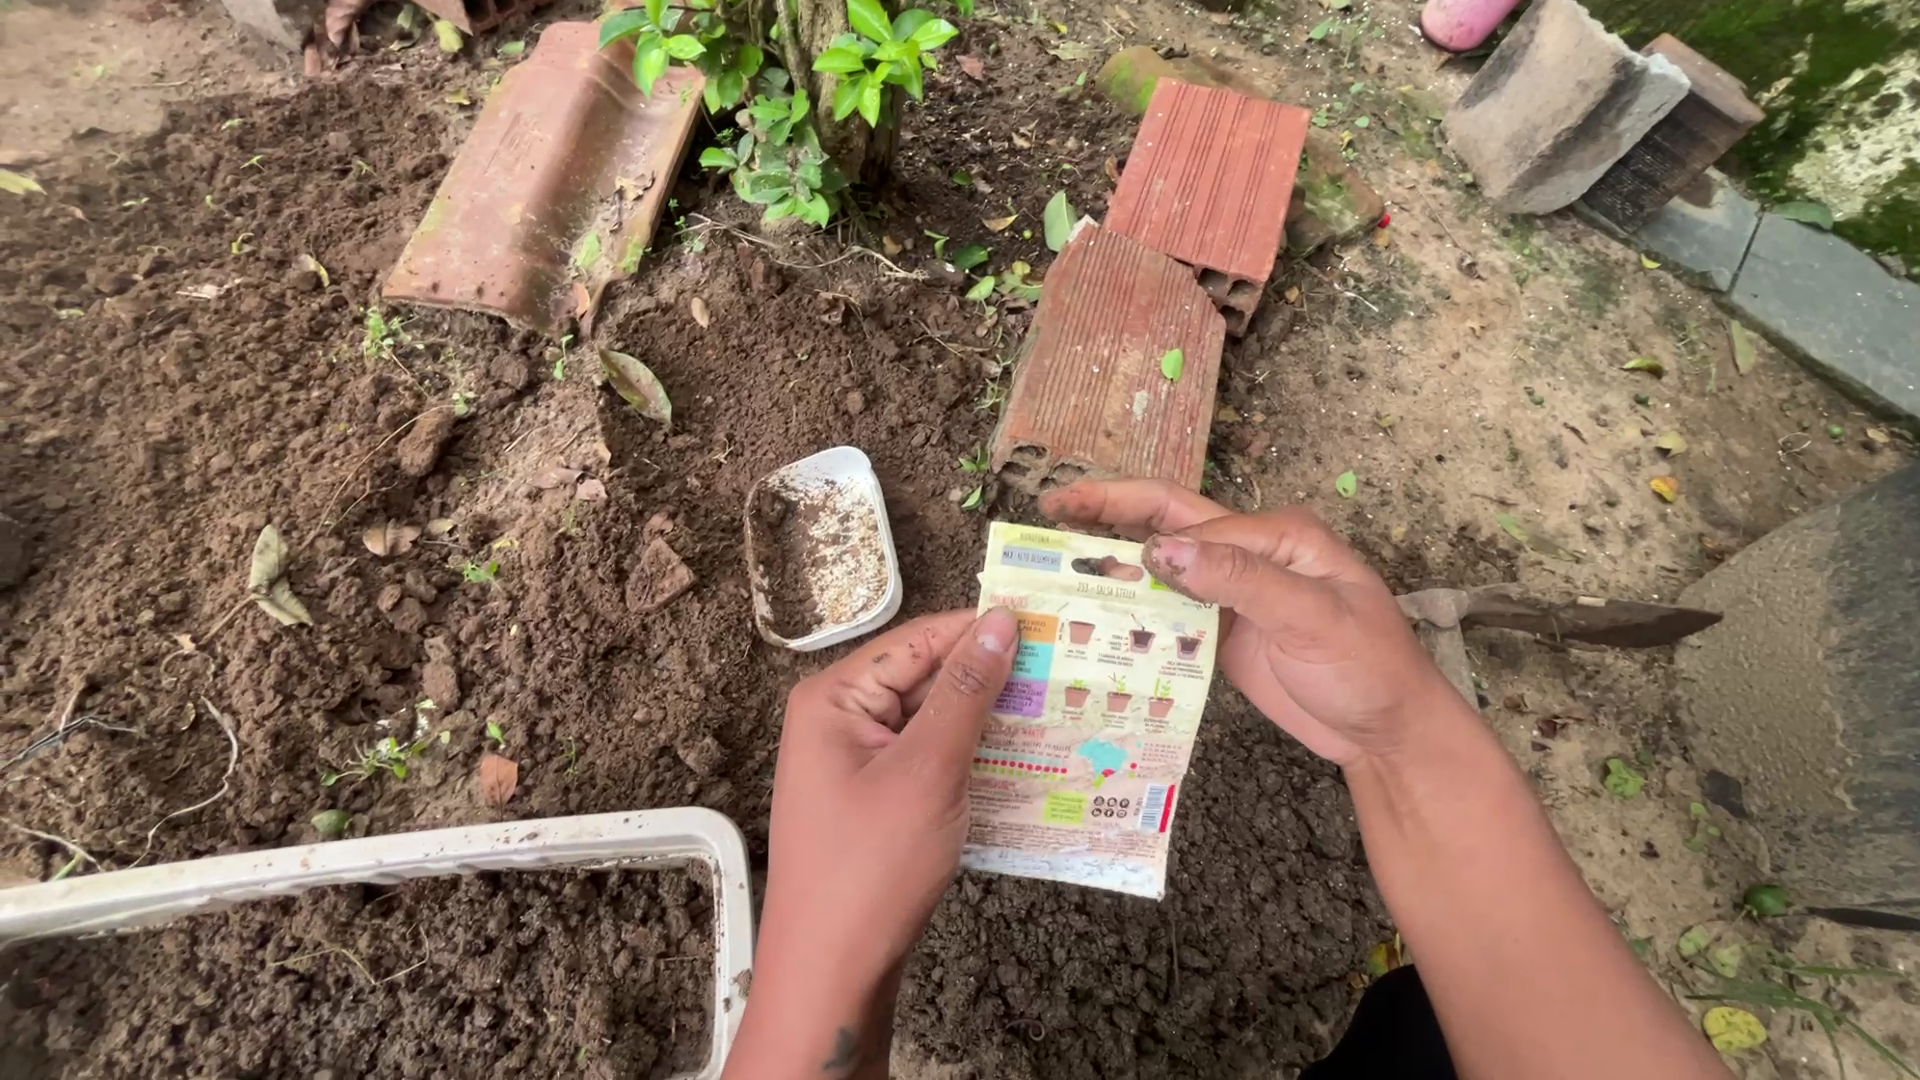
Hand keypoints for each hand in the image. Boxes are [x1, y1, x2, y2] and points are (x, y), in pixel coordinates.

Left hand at [760, 608, 1016, 978]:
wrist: (832, 976)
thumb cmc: (871, 869)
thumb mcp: (926, 770)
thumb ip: (965, 692)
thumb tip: (1000, 623)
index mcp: (835, 696)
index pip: (918, 640)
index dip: (980, 630)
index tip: (1045, 624)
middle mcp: (841, 716)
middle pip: (924, 676)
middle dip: (987, 677)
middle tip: (1059, 667)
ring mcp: (857, 757)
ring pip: (931, 717)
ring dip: (984, 717)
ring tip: (1051, 706)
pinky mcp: (876, 792)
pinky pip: (928, 753)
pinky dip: (968, 752)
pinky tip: (1017, 755)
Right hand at [1042, 479, 1452, 765]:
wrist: (1386, 733)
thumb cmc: (1368, 668)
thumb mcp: (1312, 618)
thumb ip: (1240, 579)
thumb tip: (1161, 550)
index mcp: (1277, 534)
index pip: (1197, 524)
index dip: (1153, 542)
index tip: (1116, 569)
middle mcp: (1248, 552)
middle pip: (1168, 520)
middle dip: (1110, 508)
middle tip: (1053, 504)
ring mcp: (1230, 591)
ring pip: (1160, 564)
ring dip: (1113, 556)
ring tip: (1058, 555)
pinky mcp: (1219, 628)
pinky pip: (1166, 609)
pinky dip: (1130, 606)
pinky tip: (1096, 609)